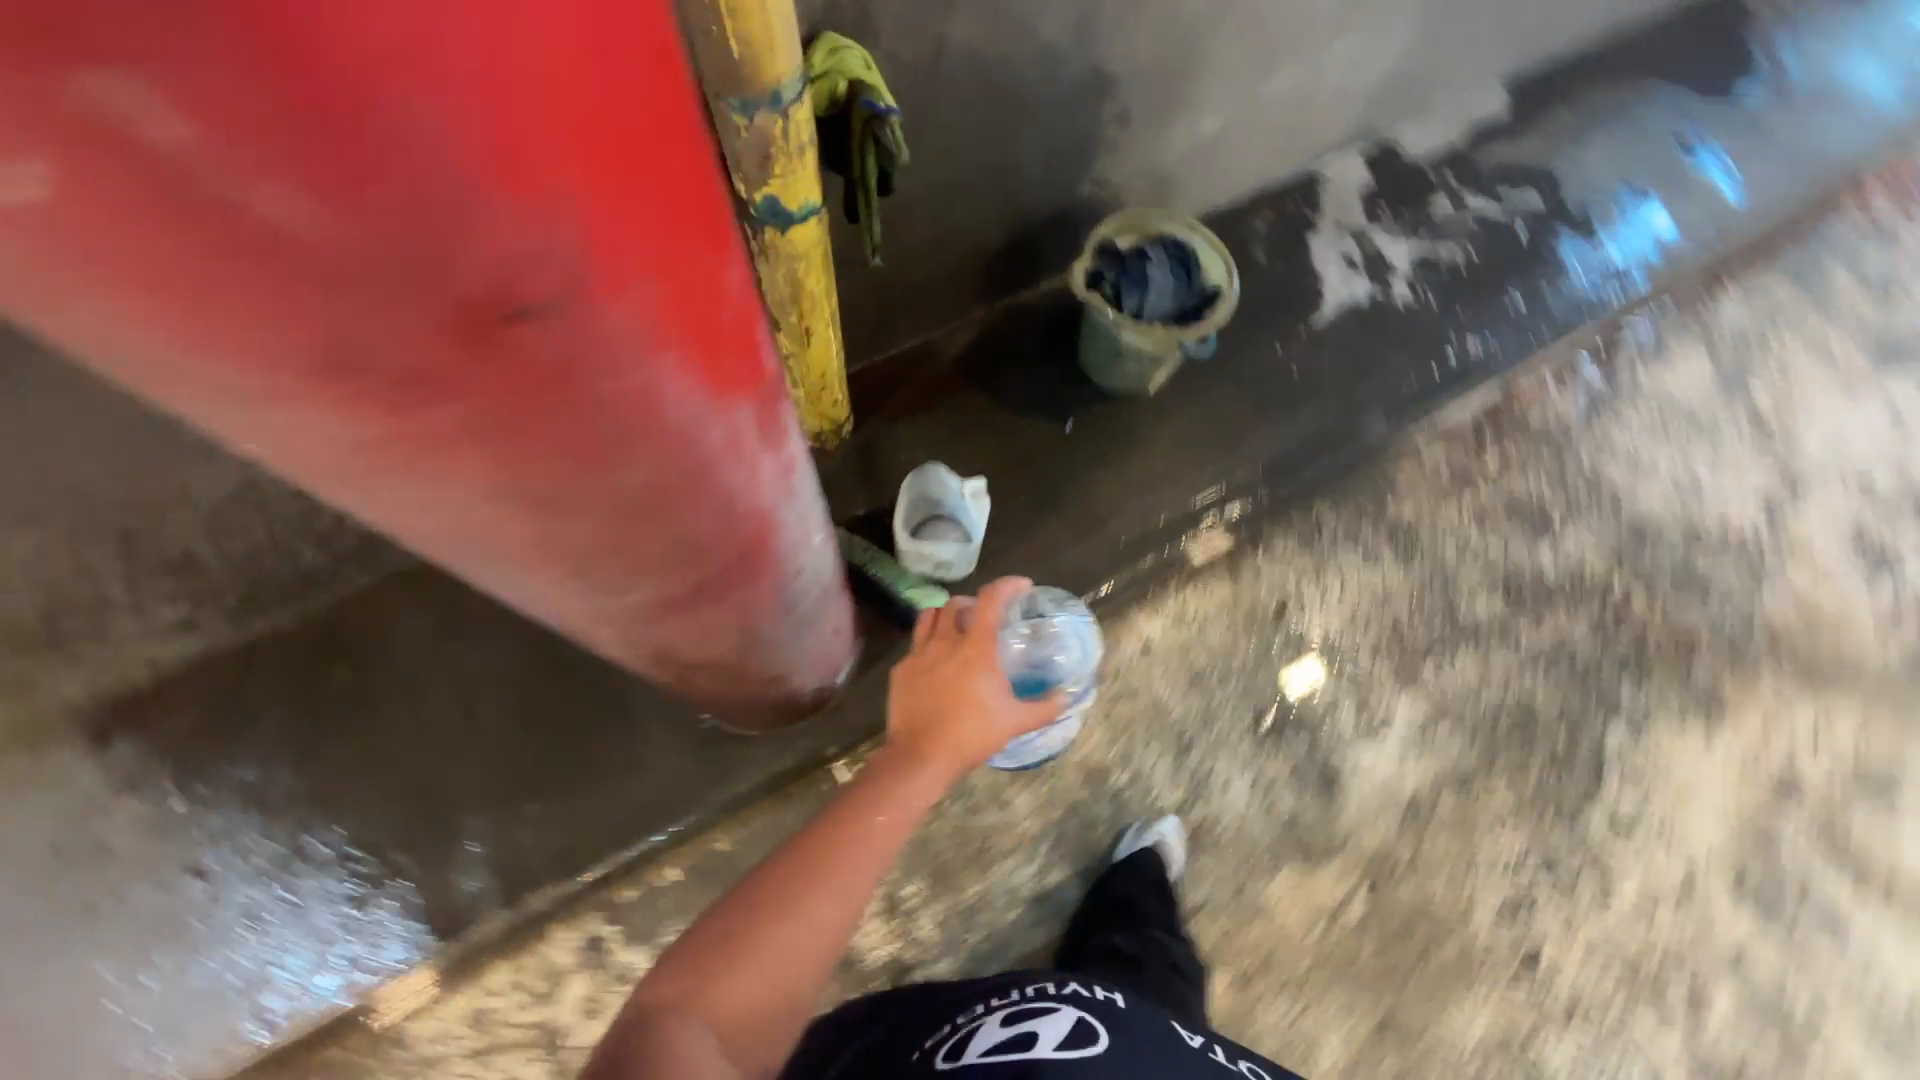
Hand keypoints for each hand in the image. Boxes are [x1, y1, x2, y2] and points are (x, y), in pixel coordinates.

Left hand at [884, 576, 1065, 781]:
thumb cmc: (971, 734)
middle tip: (985, 615)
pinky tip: (935, 664)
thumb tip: (1066, 697)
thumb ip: (1044, 708)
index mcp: (976, 648)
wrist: (921, 756)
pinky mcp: (901, 670)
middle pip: (955, 603)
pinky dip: (928, 645)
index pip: (991, 600)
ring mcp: (918, 654)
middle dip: (972, 602)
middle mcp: (945, 642)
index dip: (1007, 586)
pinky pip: (914, 646)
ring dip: (945, 615)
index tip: (1022, 586)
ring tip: (956, 628)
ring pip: (929, 616)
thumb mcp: (1015, 722)